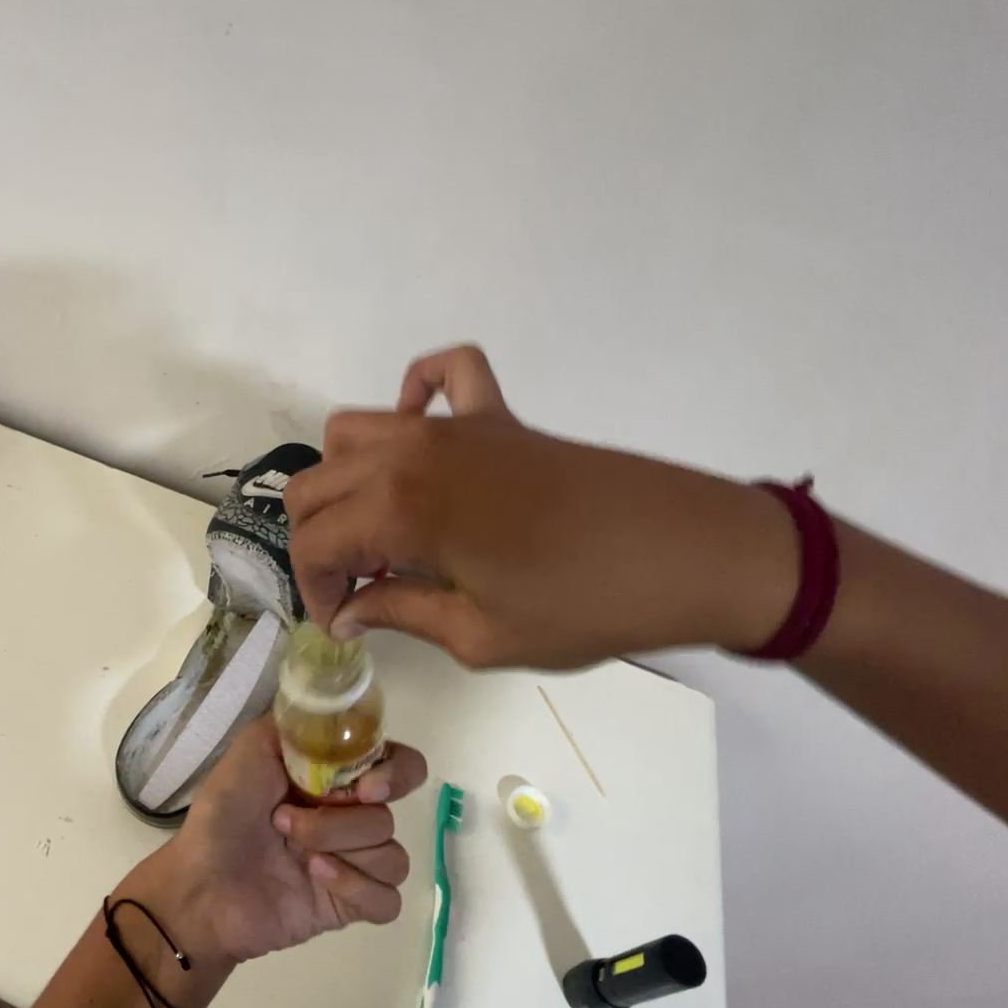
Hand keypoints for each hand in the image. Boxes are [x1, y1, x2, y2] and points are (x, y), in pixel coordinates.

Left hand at [122, 718, 427, 966]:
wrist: (200, 884)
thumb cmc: (223, 812)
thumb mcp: (253, 748)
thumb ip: (298, 726)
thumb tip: (336, 715)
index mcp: (335, 778)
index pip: (401, 766)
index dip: (397, 773)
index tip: (365, 785)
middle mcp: (349, 817)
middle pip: (388, 815)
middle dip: (344, 819)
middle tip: (300, 814)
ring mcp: (352, 863)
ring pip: (392, 856)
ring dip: (341, 848)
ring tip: (297, 852)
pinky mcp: (349, 907)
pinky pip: (386, 900)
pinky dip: (356, 887)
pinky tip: (316, 877)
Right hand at [285, 344, 799, 669]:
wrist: (692, 555)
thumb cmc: (584, 607)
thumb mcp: (480, 635)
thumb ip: (399, 613)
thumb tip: (349, 612)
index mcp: (401, 509)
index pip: (315, 542)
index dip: (315, 589)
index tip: (344, 623)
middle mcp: (411, 453)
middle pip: (317, 482)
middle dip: (318, 540)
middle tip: (357, 586)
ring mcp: (455, 425)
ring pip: (354, 427)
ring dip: (346, 478)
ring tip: (381, 527)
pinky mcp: (498, 414)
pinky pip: (442, 372)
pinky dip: (416, 393)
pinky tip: (423, 433)